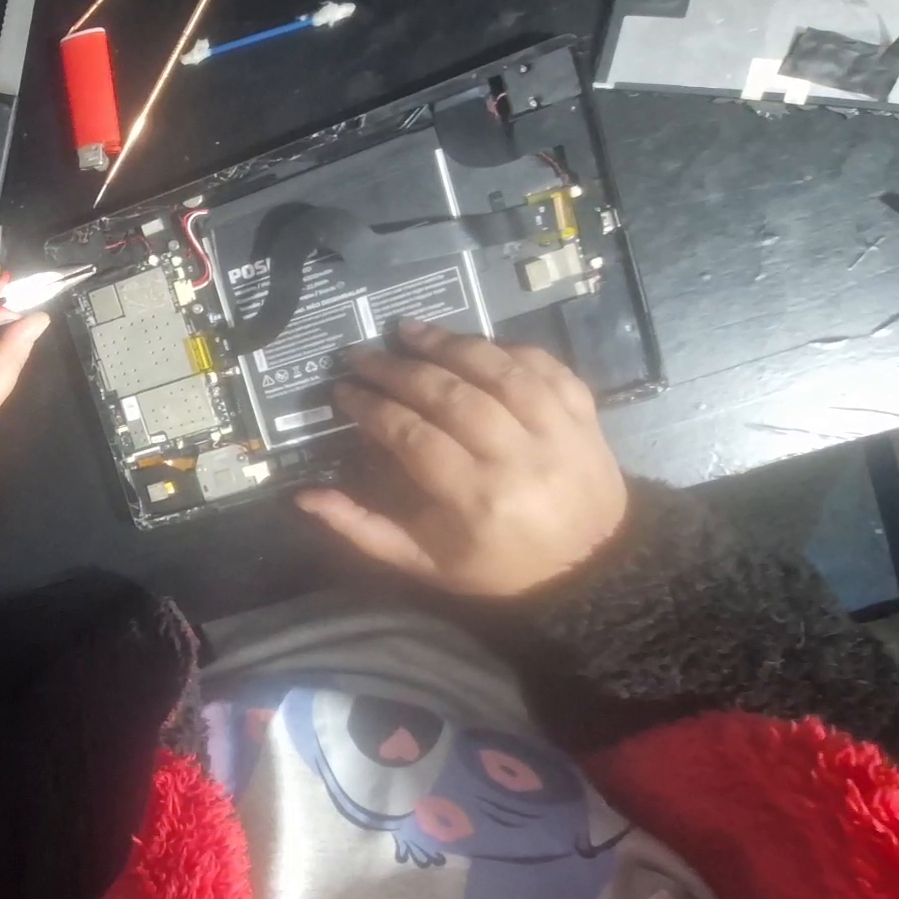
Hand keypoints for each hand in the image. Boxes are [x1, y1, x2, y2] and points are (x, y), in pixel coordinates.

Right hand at [295, 320, 627, 596]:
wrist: (594, 569)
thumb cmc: (494, 567)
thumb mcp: (420, 562)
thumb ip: (361, 528)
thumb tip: (304, 497)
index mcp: (474, 499)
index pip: (414, 436)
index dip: (372, 408)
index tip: (342, 391)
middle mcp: (519, 459)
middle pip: (452, 396)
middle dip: (398, 370)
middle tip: (361, 355)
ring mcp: (559, 432)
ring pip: (498, 372)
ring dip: (449, 344)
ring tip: (407, 330)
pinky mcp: (586, 416)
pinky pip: (546, 367)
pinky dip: (506, 348)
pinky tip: (470, 343)